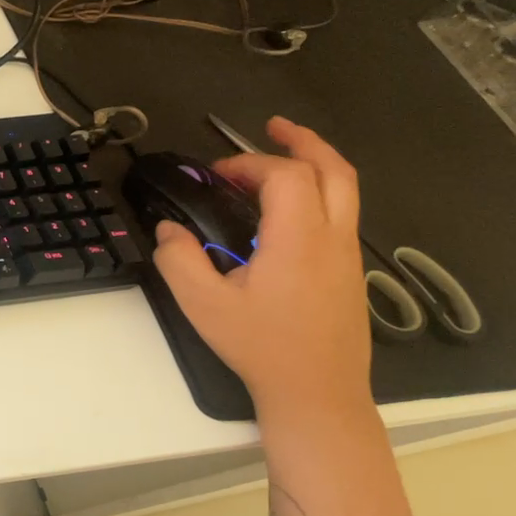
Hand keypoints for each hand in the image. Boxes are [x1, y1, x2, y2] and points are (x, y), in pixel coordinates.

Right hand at [151, 117, 372, 415]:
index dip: (249, 164)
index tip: (214, 174)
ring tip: (283, 152)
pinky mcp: (347, 270)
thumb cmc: (259, 345)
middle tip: (272, 127)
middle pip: (335, 171)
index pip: (286, 177)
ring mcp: (346, 254)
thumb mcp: (201, 304)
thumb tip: (169, 229)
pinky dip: (318, 190)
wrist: (316, 389)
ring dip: (316, 163)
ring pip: (346, 190)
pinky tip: (286, 203)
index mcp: (298, 240)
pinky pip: (341, 211)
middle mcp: (332, 239)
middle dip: (303, 141)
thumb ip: (179, 259)